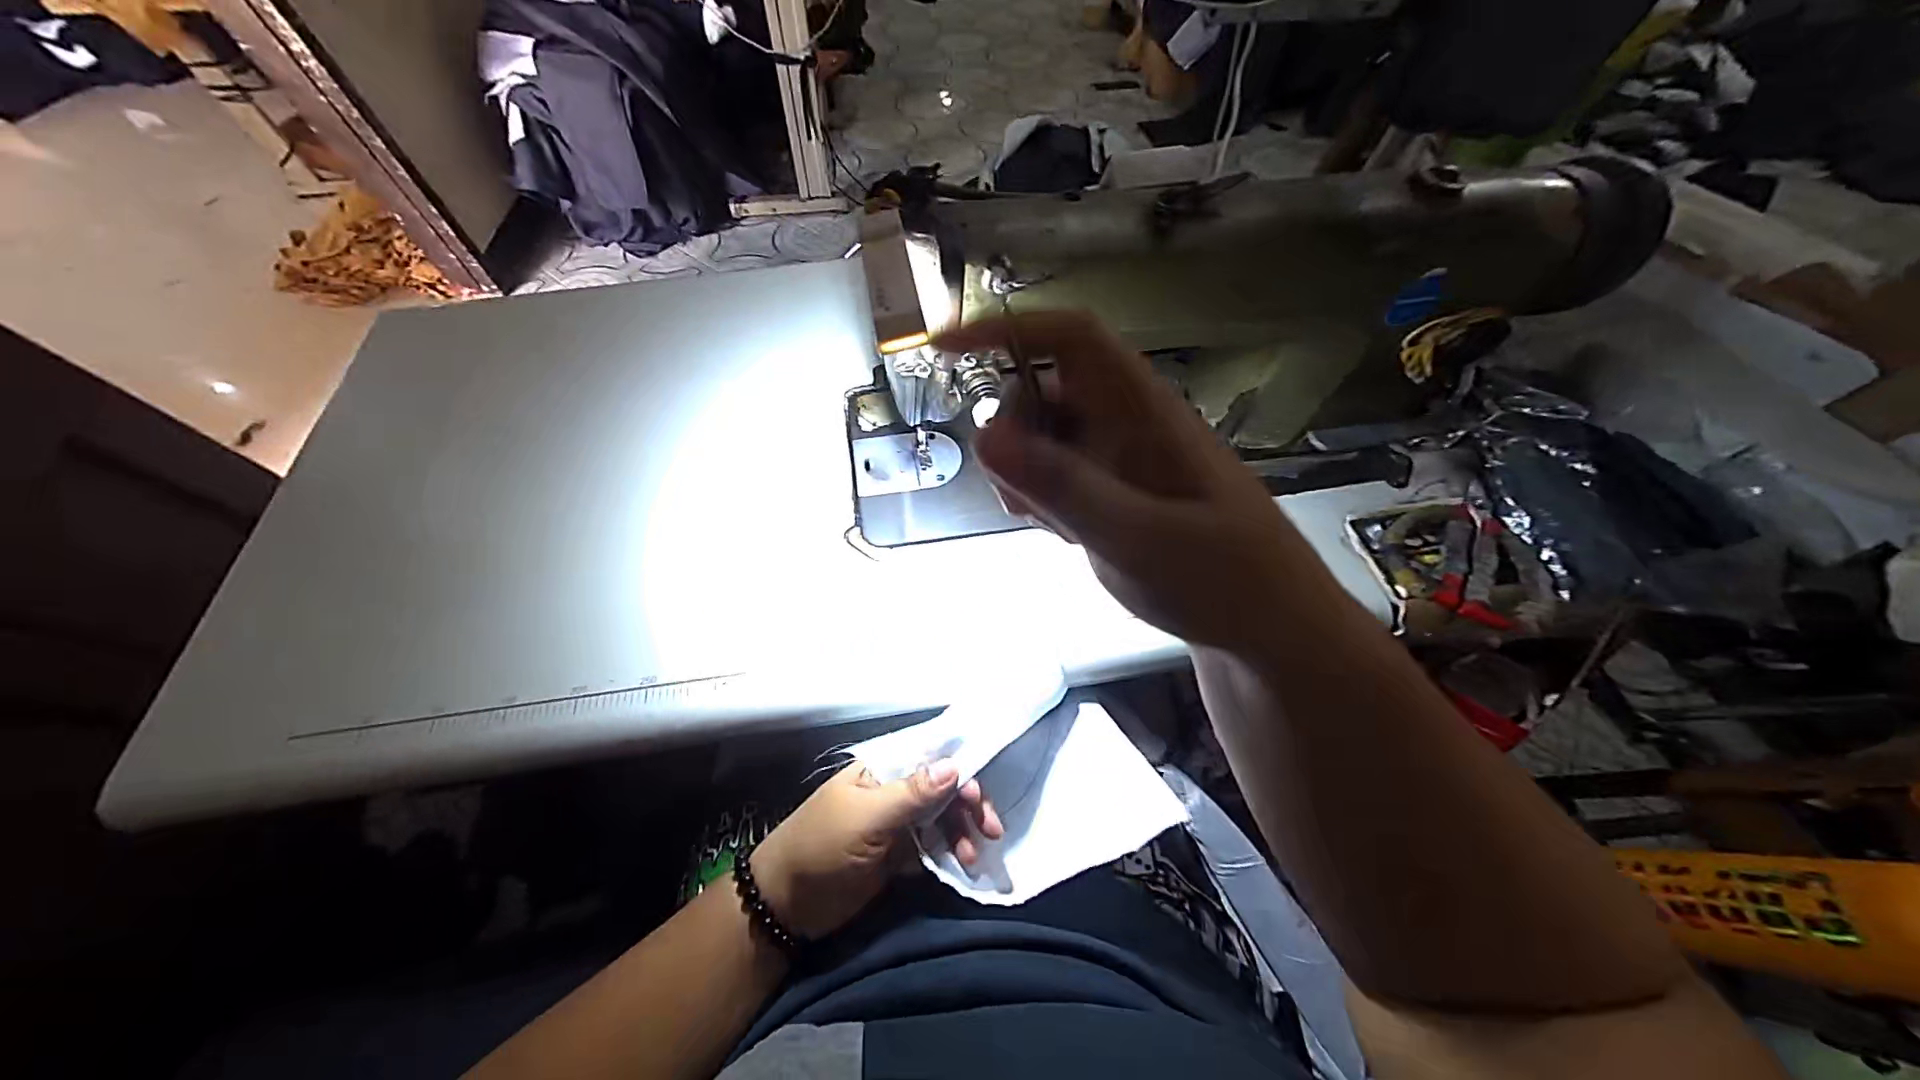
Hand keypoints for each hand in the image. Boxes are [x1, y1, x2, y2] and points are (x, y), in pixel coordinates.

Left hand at [748, 761, 999, 938]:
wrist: (785, 906)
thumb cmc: (822, 848)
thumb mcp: (867, 818)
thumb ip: (912, 793)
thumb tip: (955, 764)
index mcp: (880, 771)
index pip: (930, 759)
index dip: (960, 772)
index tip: (979, 797)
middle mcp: (891, 791)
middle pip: (942, 789)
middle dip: (968, 806)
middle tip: (991, 830)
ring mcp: (895, 824)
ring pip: (942, 818)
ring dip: (962, 833)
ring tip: (972, 858)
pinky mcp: (897, 855)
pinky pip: (932, 846)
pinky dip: (950, 852)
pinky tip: (963, 864)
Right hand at [935, 311, 1321, 651]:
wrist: (1269, 632)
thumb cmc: (1225, 581)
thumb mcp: (1138, 538)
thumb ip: (1062, 487)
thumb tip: (984, 436)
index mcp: (1144, 411)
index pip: (1071, 339)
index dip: (1008, 330)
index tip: (945, 350)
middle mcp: (1127, 425)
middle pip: (1044, 390)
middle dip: (1010, 428)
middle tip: (1012, 489)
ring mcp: (1119, 462)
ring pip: (1044, 438)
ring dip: (1023, 471)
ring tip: (1045, 524)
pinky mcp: (1113, 496)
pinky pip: (1057, 477)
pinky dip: (1040, 498)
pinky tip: (1061, 535)